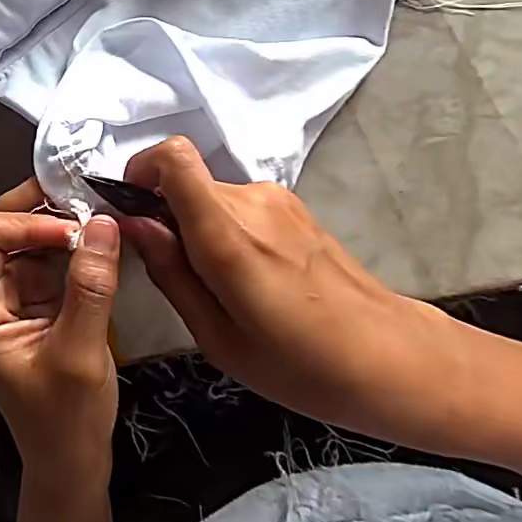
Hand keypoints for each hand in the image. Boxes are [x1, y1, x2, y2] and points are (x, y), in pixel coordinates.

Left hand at [0, 193, 121, 478]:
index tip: (75, 232)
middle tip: (90, 203)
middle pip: (4, 224)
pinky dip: (78, 240)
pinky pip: (54, 252)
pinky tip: (104, 238)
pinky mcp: (40, 296)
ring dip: (65, 220)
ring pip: (31, 232)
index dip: (28, 221)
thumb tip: (104, 222)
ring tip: (104, 217)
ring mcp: (13, 292)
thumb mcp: (80, 353)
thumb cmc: (66, 418)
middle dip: (45, 209)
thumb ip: (90, 286)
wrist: (73, 458)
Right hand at [120, 137, 462, 444]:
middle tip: (177, 272)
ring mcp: (278, 199)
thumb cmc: (299, 364)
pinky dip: (225, 228)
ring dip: (198, 225)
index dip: (142, 169)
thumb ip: (171, 272)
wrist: (388, 356)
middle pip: (188, 179)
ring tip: (220, 285)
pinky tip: (249, 277)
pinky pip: (240, 205)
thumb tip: (134, 223)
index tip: (133, 209)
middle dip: (167, 213)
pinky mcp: (294, 206)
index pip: (175, 157)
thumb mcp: (218, 337)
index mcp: (229, 233)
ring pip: (213, 195)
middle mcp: (253, 200)